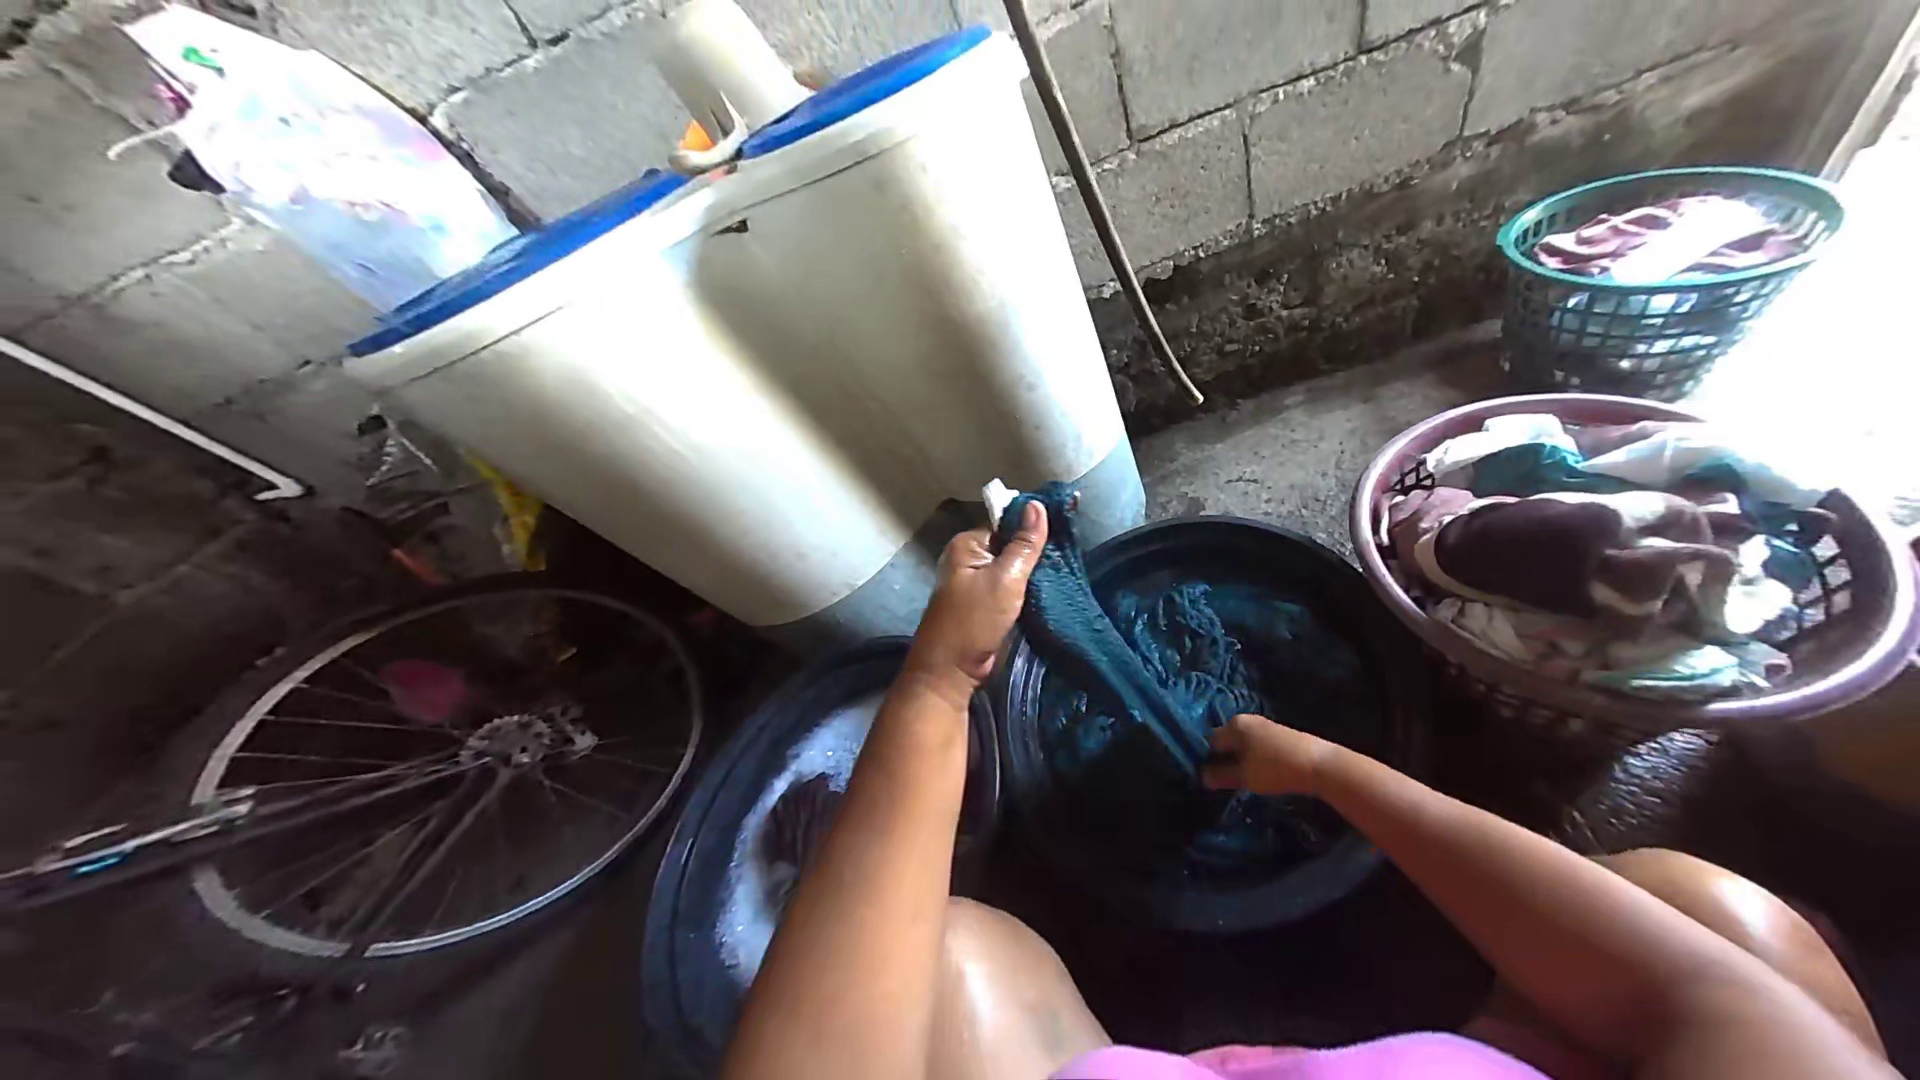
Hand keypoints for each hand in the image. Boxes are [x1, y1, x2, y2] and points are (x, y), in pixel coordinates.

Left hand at [901, 501, 1047, 707]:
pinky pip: (1010, 588)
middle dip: (1034, 554)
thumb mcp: (1006, 579)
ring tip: (1061, 572)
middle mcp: (968, 559)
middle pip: (1009, 546)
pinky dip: (1026, 590)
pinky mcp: (984, 603)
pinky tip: (1046, 590)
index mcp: (966, 544)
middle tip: (1064, 558)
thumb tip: (1037, 505)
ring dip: (1032, 574)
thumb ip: (1024, 544)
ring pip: (1012, 569)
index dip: (1031, 528)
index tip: (1061, 534)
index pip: (1005, 524)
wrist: (951, 670)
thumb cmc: (974, 620)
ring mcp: (974, 582)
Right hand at [1201, 714, 1335, 797]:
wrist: (1320, 764)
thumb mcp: (1244, 777)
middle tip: (1230, 779)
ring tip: (1248, 778)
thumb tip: (1202, 776)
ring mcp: (1265, 724)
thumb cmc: (1275, 768)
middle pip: (1228, 740)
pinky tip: (1264, 771)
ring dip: (1242, 758)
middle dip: (1226, 758)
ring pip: (1244, 743)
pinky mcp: (1281, 733)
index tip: (1213, 777)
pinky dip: (1256, 756)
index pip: (1211, 741)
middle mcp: (1247, 719)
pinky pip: (1258, 744)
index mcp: (1234, 725)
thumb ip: (1220, 776)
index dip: (1209, 759)